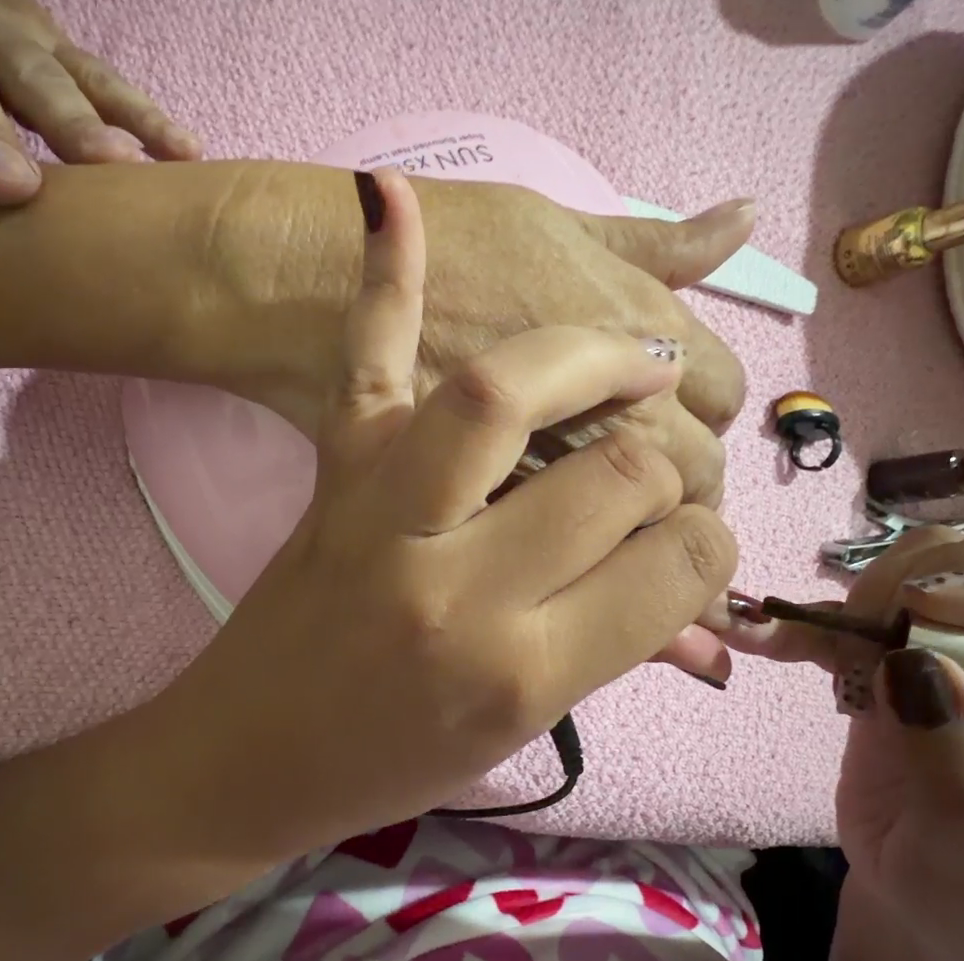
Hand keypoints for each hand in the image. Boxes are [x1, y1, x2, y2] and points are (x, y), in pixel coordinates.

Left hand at [164, 168, 737, 847]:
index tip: (694, 546)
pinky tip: (392, 197)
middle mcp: (457, 586)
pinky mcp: (333, 472)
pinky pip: (362, 363)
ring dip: (592, 359)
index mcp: (519, 670)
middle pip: (617, 469)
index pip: (676, 563)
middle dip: (666, 463)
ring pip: (511, 391)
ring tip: (628, 363)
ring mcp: (382, 513)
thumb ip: (616, 652)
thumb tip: (718, 622)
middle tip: (654, 473)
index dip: (709, 546)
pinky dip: (381, 276)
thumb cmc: (390, 761)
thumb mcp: (517, 728)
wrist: (246, 755)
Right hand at [730, 522, 963, 960]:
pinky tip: (764, 638)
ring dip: (874, 590)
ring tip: (831, 649)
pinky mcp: (914, 660)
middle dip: (942, 578)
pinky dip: (812, 620)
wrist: (931, 930)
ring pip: (938, 562)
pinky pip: (865, 609)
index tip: (948, 609)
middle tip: (876, 627)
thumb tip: (915, 661)